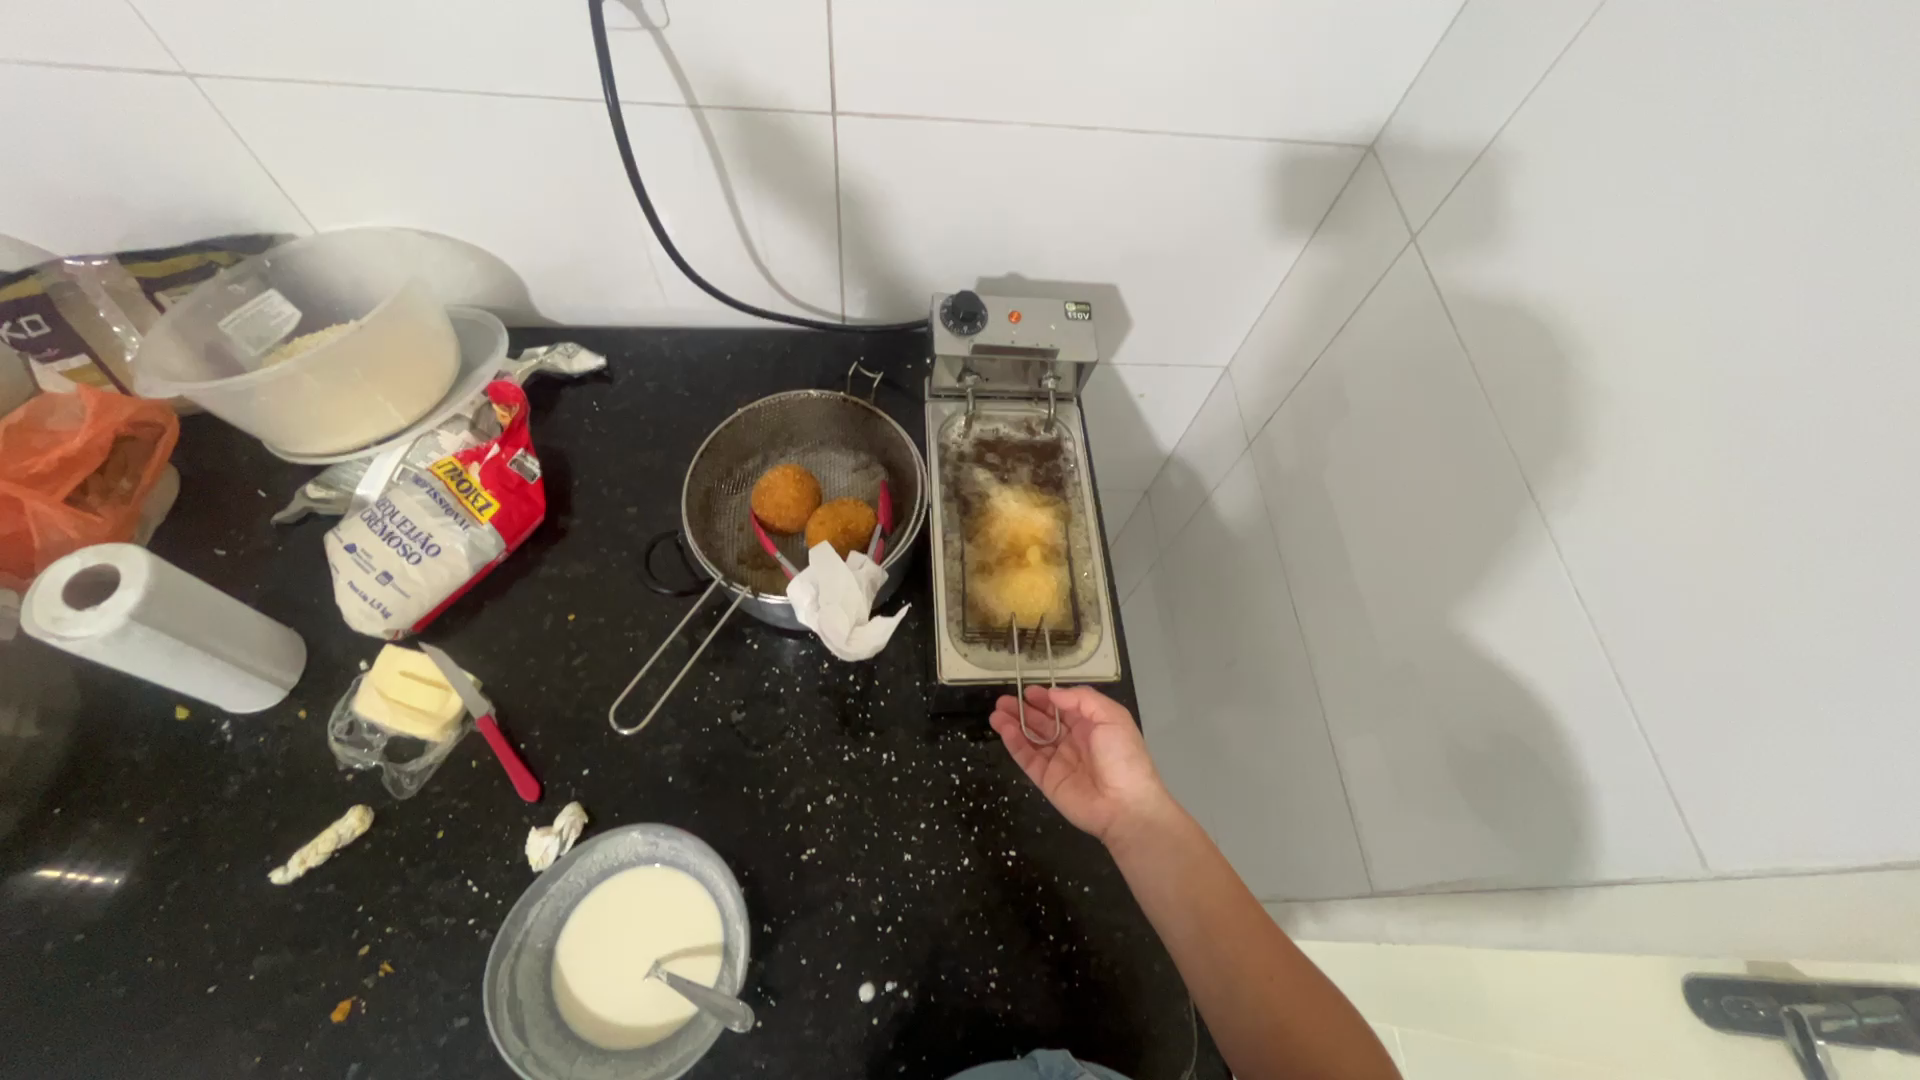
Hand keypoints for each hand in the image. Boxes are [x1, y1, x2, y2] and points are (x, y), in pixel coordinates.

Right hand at [990, 685, 1172, 846]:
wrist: (1126, 806)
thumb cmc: (1123, 757)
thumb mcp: (1112, 717)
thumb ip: (1082, 699)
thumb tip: (1053, 693)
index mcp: (1092, 726)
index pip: (1063, 708)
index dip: (1045, 698)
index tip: (1028, 691)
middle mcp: (1074, 742)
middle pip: (1044, 722)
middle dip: (1024, 710)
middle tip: (1004, 700)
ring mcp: (1059, 762)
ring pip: (1032, 739)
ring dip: (1014, 724)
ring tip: (997, 712)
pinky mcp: (1047, 780)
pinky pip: (1027, 758)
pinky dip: (1014, 743)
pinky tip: (1004, 729)